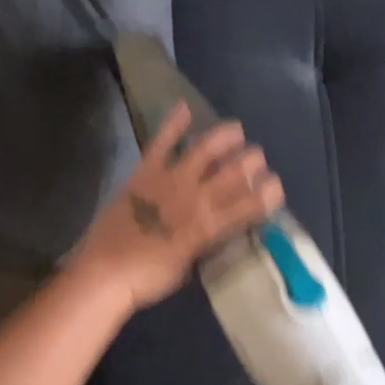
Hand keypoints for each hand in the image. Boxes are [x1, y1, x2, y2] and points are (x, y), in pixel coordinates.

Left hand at [69, 103, 284, 311]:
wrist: (107, 270)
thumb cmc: (148, 278)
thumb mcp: (187, 266)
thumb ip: (203, 243)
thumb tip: (214, 228)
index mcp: (208, 226)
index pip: (247, 206)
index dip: (266, 194)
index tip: (277, 185)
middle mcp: (195, 198)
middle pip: (231, 173)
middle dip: (251, 162)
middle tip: (259, 156)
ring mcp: (169, 180)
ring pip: (203, 151)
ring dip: (223, 138)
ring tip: (236, 129)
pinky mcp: (145, 171)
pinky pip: (162, 143)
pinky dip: (173, 124)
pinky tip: (185, 106)